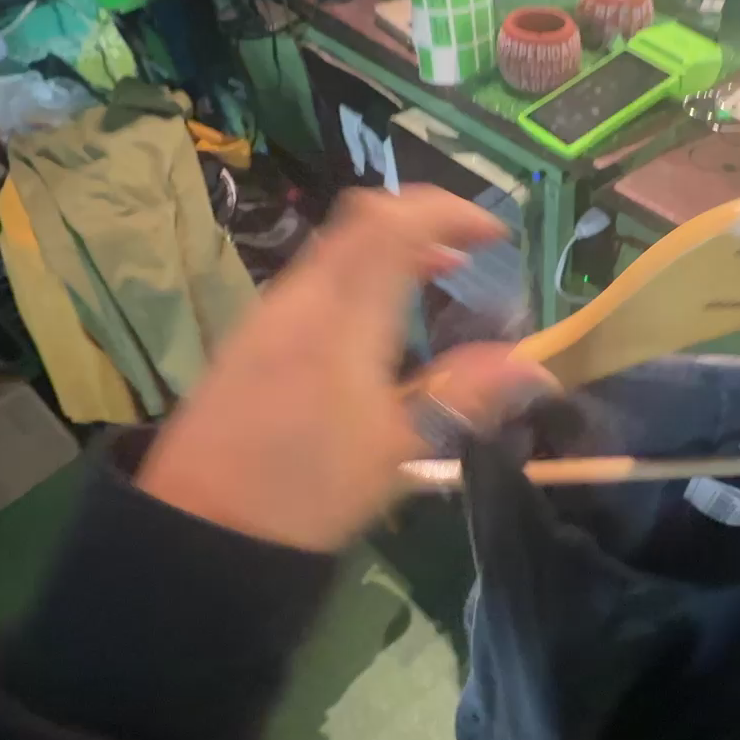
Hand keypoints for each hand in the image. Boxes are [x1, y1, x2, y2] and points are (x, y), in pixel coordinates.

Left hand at [136, 187, 557, 550]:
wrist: (204, 525)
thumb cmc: (310, 488)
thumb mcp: (400, 447)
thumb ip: (467, 395)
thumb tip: (535, 367)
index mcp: (343, 319)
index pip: (394, 225)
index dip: (450, 213)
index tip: (496, 233)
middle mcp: (302, 298)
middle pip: (363, 221)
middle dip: (425, 223)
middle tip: (472, 251)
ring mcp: (271, 313)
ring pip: (338, 248)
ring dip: (394, 248)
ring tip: (441, 276)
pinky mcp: (254, 336)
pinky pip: (318, 278)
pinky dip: (362, 274)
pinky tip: (382, 318)